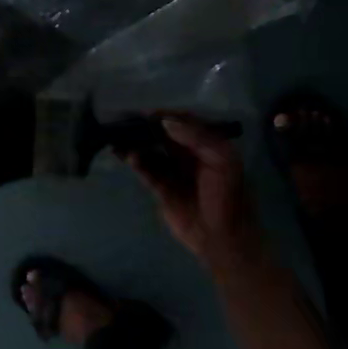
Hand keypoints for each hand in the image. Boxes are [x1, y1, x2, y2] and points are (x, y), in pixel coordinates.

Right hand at [121, 114, 265, 275]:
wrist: (223, 237)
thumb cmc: (228, 195)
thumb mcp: (222, 159)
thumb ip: (197, 137)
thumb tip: (166, 121)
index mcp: (207, 144)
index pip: (184, 122)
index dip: (166, 115)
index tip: (146, 111)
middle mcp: (189, 155)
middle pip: (164, 135)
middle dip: (146, 128)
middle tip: (125, 120)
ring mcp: (174, 172)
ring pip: (152, 152)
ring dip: (137, 144)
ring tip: (119, 138)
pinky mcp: (162, 190)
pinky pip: (147, 171)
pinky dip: (137, 163)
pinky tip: (128, 156)